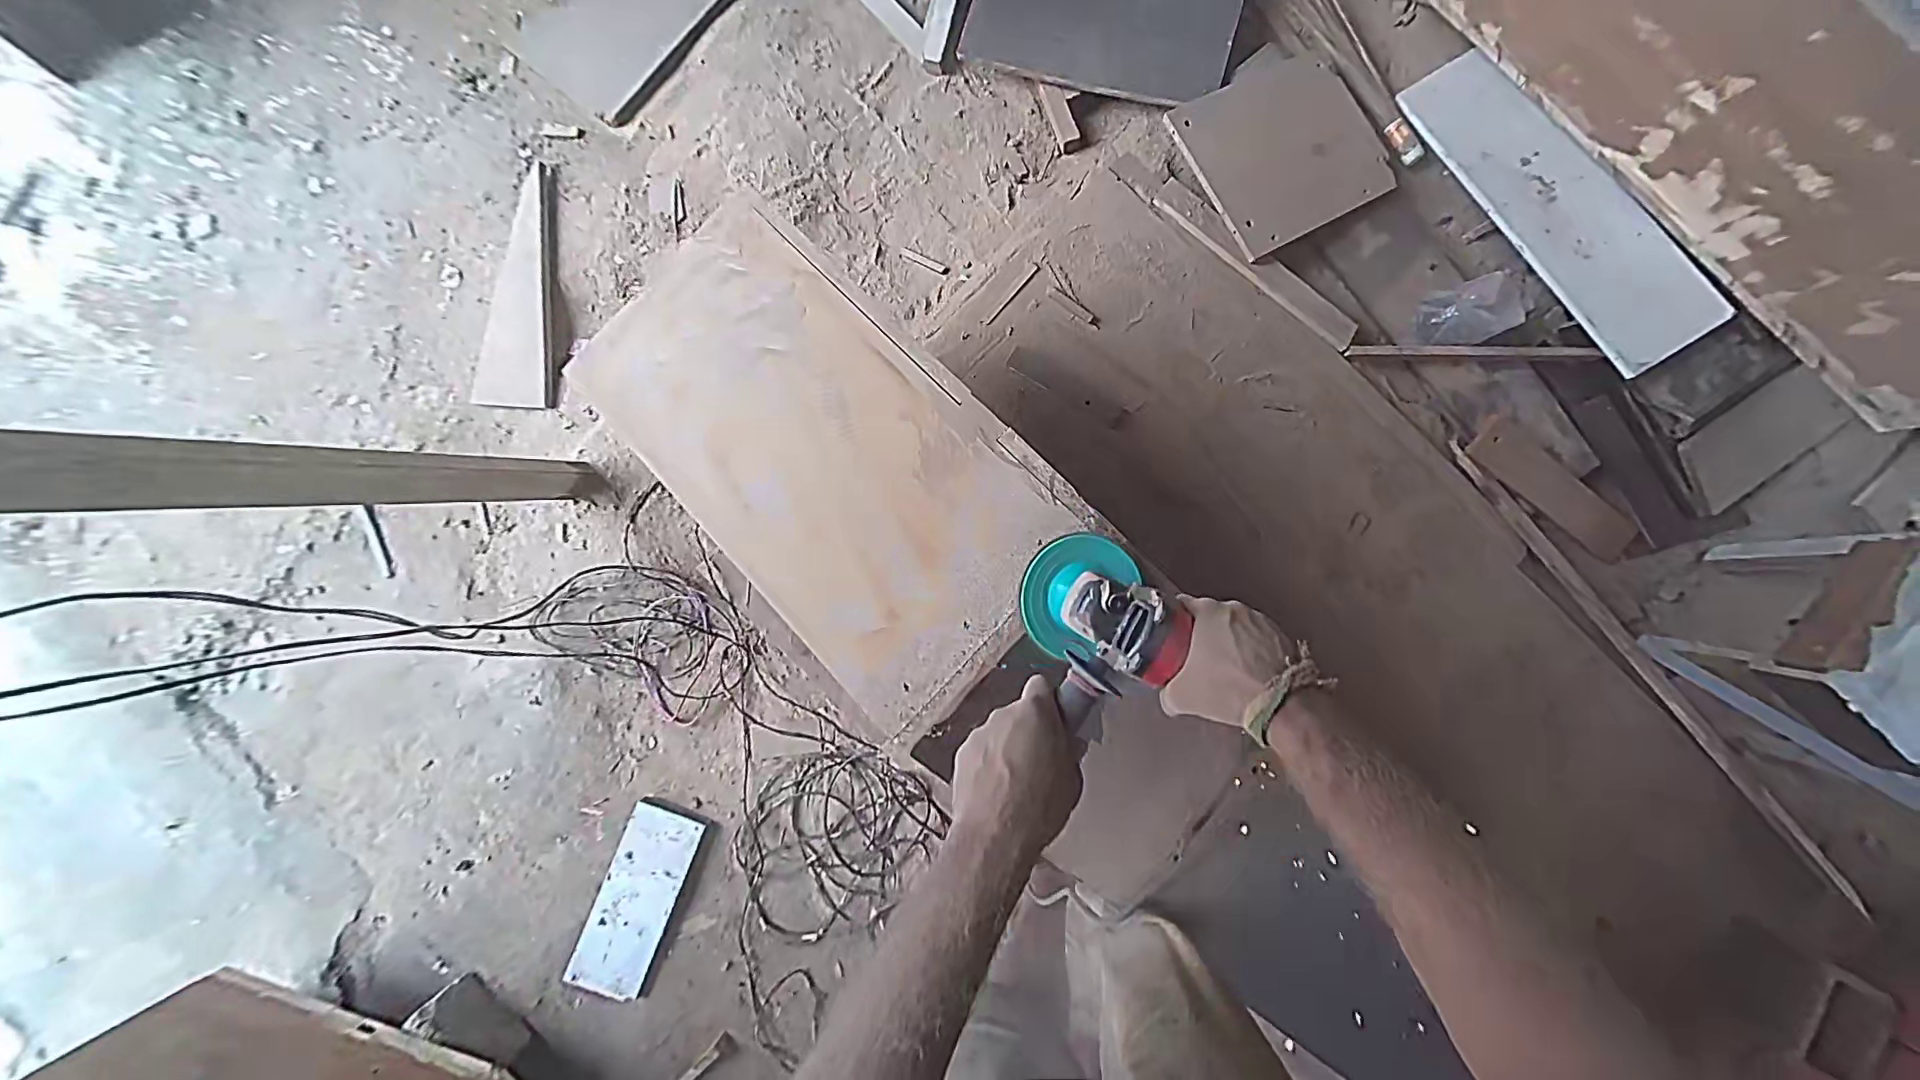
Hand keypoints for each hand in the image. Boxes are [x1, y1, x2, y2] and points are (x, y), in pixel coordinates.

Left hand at [951, 674, 1082, 857]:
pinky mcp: (961, 754)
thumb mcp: (1072, 778)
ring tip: (1018, 783)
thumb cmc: (1038, 806)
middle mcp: (1002, 715)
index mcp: (1034, 712)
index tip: (1057, 718)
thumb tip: (1066, 742)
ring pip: (999, 733)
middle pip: (1019, 713)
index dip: (1050, 701)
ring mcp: (979, 734)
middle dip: (1029, 730)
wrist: (994, 835)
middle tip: (1042, 759)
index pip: (1041, 685)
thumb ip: (1068, 749)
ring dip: (1007, 748)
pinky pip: (981, 752)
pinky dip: (988, 764)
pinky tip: (997, 791)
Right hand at [1160, 596, 1293, 725]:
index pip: (1182, 604)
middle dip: (1204, 634)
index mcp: (1208, 612)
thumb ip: (1167, 693)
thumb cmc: (1233, 690)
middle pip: (1211, 616)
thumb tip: (1168, 697)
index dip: (1174, 621)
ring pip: (1237, 627)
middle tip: (1198, 658)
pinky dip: (1252, 653)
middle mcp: (1236, 611)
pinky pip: (1259, 640)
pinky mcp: (1282, 637)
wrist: (1280, 706)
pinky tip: (1248, 674)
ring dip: (1230, 642)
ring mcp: (1262, 622)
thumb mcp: (1182, 696)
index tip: (1173, 636)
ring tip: (1226, 669)